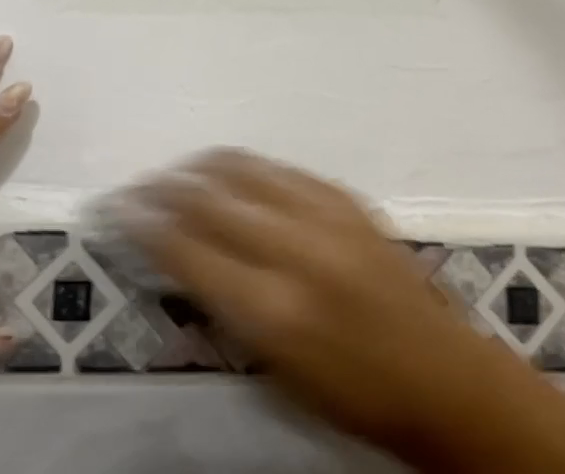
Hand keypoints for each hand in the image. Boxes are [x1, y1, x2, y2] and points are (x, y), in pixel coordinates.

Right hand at [124, 149, 490, 455]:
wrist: (447, 384)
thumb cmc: (352, 396)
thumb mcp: (274, 372)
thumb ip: (224, 311)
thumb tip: (180, 262)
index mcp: (270, 308)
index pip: (184, 248)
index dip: (142, 225)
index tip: (117, 211)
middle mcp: (294, 252)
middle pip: (206, 200)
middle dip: (161, 189)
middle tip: (137, 187)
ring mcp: (327, 219)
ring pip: (243, 169)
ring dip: (200, 167)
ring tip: (178, 170)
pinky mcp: (350, 203)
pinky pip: (285, 169)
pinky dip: (250, 167)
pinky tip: (235, 172)